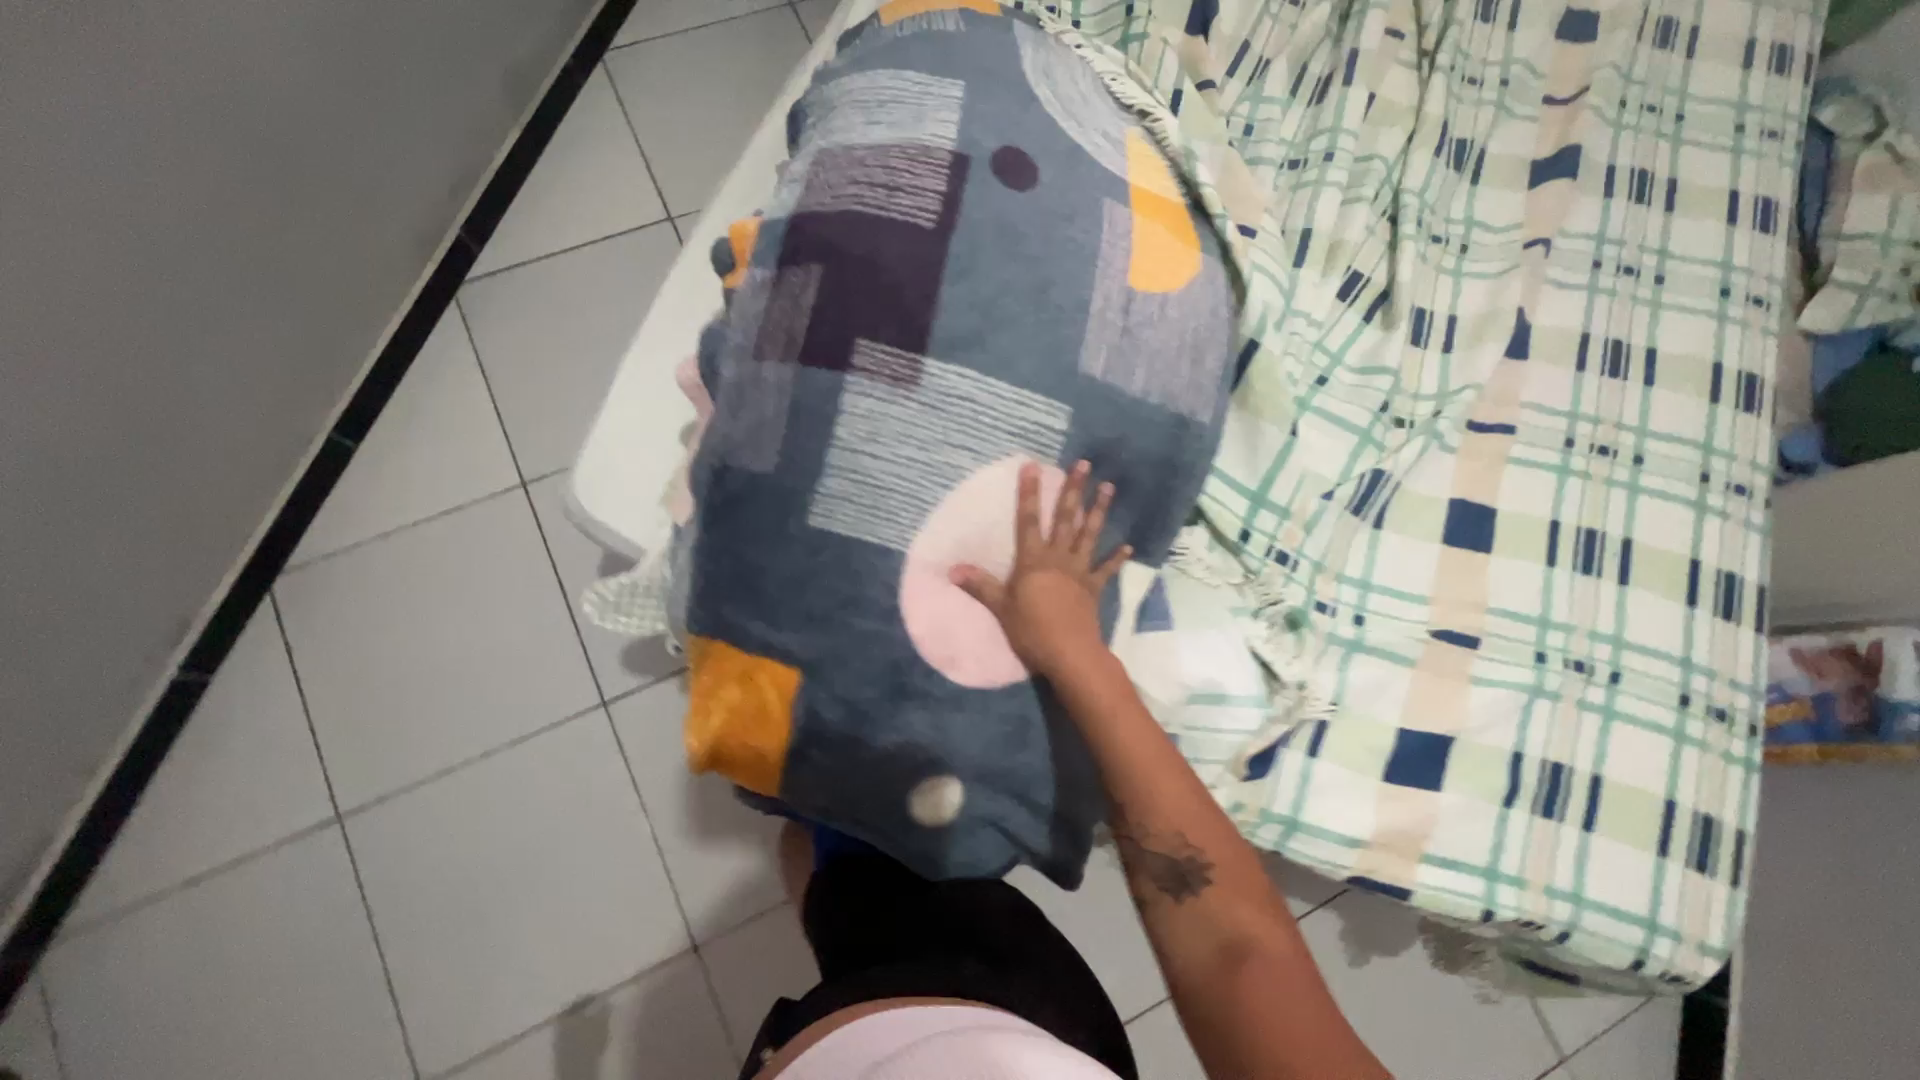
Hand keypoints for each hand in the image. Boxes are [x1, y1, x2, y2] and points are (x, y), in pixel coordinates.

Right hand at [951, 460, 1131, 678]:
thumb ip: (980, 586)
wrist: (1070, 654)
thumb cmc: (1031, 630)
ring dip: (1099, 511)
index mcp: (1033, 560)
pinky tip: (1127, 546)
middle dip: (1073, 490)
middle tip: (1084, 464)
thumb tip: (952, 569)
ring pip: (1090, 535)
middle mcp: (1058, 559)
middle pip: (1066, 519)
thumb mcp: (1000, 608)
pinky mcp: (1094, 590)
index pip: (1028, 519)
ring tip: (1108, 487)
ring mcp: (1079, 572)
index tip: (1032, 465)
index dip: (1029, 492)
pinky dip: (1117, 559)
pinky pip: (1106, 570)